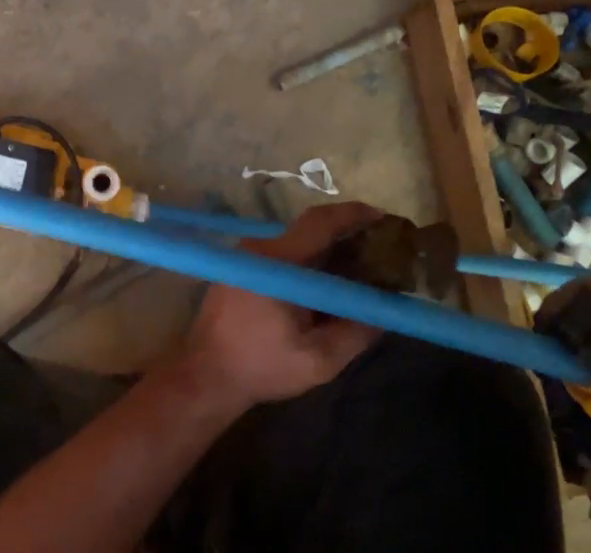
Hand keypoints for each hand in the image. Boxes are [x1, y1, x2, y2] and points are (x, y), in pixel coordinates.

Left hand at [171, 202, 385, 410]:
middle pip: (310, 232)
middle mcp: (259, 249)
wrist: (207, 374)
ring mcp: (246, 257)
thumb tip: (383, 310)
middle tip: (380, 254)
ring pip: (297, 245)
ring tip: (361, 274)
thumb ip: (355, 333)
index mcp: (277, 262)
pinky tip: (327, 289)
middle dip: (347, 239)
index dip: (352, 215)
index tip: (382, 218)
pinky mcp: (242, 270)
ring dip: (327, 255)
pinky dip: (309, 266)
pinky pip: (283, 257)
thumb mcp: (319, 360)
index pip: (318, 222)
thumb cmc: (261, 366)